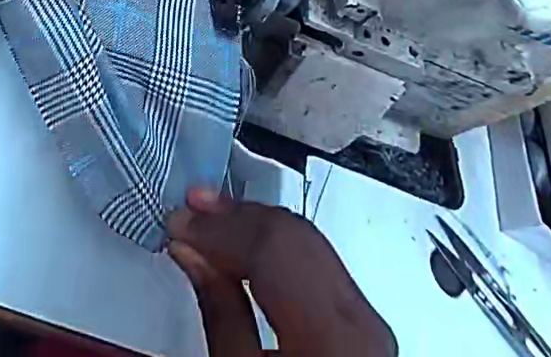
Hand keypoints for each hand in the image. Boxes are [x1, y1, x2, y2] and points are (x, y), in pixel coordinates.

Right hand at [167, 188, 396, 356]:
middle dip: (234, 216)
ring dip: (253, 224)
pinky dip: (277, 245)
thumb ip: (217, 310)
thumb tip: (191, 250)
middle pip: (290, 235)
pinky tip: (248, 242)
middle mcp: (362, 324)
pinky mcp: (367, 326)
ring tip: (212, 219)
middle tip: (190, 211)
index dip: (216, 227)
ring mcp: (371, 323)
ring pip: (306, 240)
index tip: (179, 224)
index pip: (268, 247)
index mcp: (330, 339)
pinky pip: (318, 260)